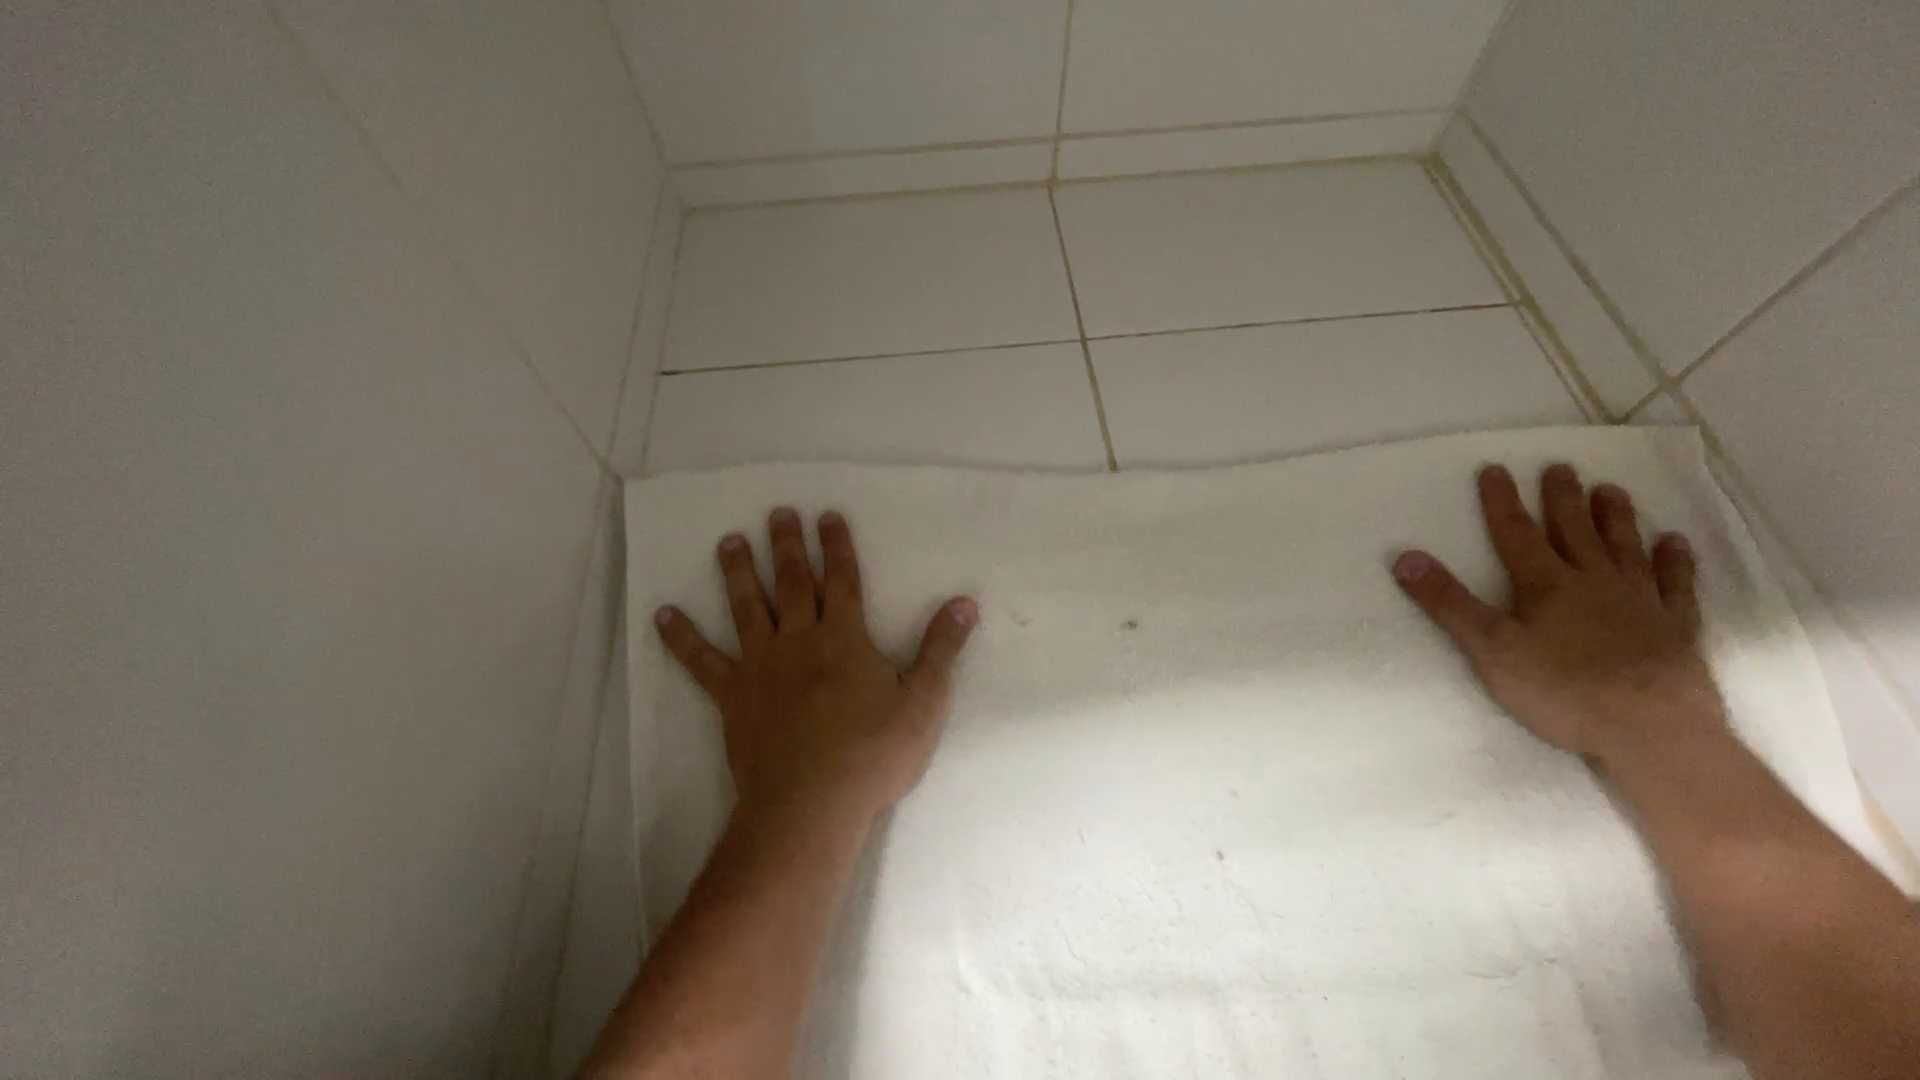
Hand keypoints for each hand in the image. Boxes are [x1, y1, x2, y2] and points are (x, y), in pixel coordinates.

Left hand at [654, 508, 977, 823]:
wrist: (811, 803)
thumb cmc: (872, 754)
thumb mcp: (923, 702)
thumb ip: (941, 649)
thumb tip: (965, 603)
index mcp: (845, 639)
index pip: (844, 581)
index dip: (838, 546)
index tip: (827, 515)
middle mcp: (800, 640)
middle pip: (794, 583)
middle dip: (788, 546)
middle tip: (777, 512)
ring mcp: (761, 665)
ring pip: (748, 607)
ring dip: (739, 572)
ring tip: (729, 541)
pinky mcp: (732, 695)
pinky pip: (701, 660)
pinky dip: (681, 637)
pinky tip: (663, 614)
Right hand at [1392, 464, 1726, 764]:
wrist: (1650, 730)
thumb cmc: (1561, 690)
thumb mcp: (1489, 648)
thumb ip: (1448, 603)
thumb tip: (1405, 557)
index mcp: (1545, 585)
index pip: (1516, 533)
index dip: (1502, 501)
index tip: (1495, 469)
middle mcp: (1593, 582)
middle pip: (1574, 531)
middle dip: (1563, 499)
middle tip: (1561, 467)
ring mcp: (1640, 602)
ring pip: (1624, 548)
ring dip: (1615, 518)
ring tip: (1611, 490)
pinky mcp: (1675, 628)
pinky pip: (1676, 584)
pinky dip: (1674, 561)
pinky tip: (1674, 543)